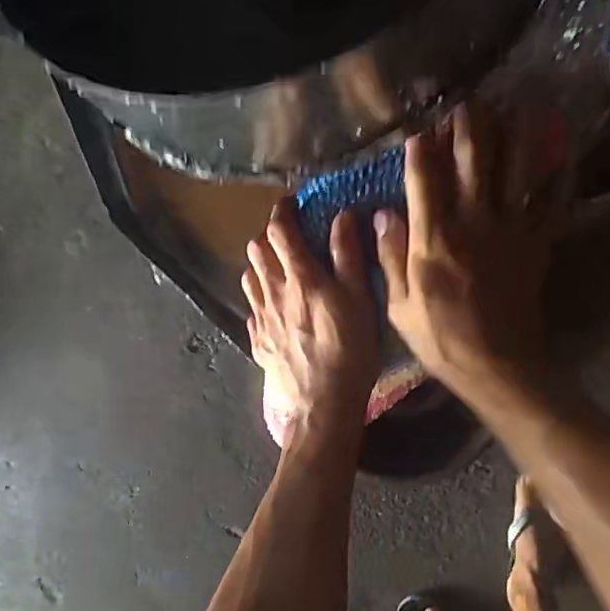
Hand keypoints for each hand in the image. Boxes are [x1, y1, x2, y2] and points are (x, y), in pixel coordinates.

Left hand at [243, 198, 379, 441]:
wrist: (322, 404)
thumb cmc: (350, 352)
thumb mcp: (361, 300)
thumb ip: (349, 256)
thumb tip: (343, 216)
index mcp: (300, 278)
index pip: (279, 229)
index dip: (283, 211)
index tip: (293, 206)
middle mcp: (273, 293)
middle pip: (256, 250)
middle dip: (269, 236)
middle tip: (288, 239)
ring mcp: (261, 319)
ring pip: (248, 278)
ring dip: (261, 266)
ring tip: (279, 271)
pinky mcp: (257, 342)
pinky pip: (251, 309)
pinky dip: (260, 298)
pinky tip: (276, 309)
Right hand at [375, 102, 563, 399]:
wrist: (495, 364)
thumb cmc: (440, 340)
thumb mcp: (399, 306)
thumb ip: (391, 257)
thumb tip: (383, 214)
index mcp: (433, 238)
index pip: (423, 176)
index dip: (420, 146)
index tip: (419, 126)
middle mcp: (473, 221)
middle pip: (472, 157)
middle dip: (468, 123)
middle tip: (467, 101)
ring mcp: (511, 228)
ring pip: (516, 165)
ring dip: (516, 130)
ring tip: (515, 103)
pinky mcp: (538, 241)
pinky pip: (553, 199)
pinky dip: (560, 172)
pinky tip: (562, 148)